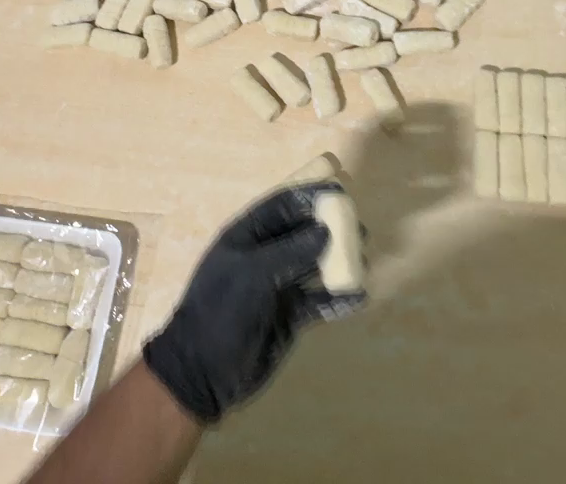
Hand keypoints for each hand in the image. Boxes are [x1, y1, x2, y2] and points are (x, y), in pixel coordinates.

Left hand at [143, 181, 365, 422]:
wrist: (203, 370)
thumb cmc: (221, 309)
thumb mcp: (253, 274)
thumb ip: (291, 251)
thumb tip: (326, 231)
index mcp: (246, 236)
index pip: (282, 205)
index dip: (309, 197)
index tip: (340, 194)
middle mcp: (264, 256)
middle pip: (302, 233)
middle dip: (330, 230)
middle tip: (359, 231)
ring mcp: (278, 287)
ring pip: (314, 266)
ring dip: (337, 263)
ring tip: (362, 262)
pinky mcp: (290, 317)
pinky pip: (318, 301)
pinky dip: (337, 299)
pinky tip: (357, 297)